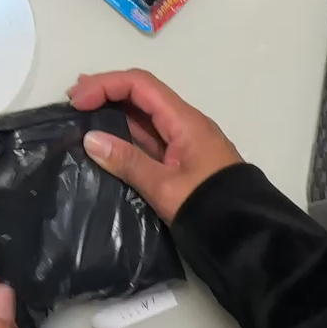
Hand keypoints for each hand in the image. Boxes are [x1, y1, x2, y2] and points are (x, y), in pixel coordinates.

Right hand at [68, 69, 243, 219]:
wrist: (252, 243)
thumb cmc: (211, 209)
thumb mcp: (166, 189)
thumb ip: (128, 162)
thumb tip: (89, 139)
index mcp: (184, 120)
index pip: (139, 85)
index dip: (105, 85)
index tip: (77, 101)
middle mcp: (183, 123)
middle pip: (140, 93)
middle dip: (106, 91)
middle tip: (73, 101)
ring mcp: (183, 141)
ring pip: (143, 114)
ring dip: (112, 111)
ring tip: (82, 115)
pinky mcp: (181, 160)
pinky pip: (148, 135)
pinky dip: (123, 131)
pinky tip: (104, 141)